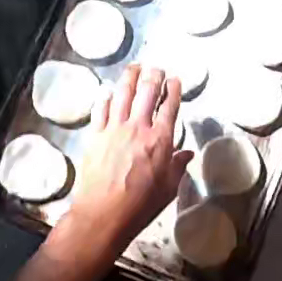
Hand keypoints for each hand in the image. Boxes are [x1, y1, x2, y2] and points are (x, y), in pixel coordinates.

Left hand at [51, 65, 192, 272]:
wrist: (104, 213)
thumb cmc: (140, 204)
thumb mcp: (168, 188)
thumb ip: (177, 166)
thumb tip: (186, 154)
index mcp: (160, 140)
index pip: (169, 107)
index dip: (173, 90)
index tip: (175, 80)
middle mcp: (138, 128)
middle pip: (146, 93)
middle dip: (154, 76)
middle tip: (156, 68)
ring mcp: (114, 130)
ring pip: (122, 94)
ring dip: (130, 78)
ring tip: (134, 67)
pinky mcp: (95, 136)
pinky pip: (100, 110)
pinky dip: (105, 98)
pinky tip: (108, 92)